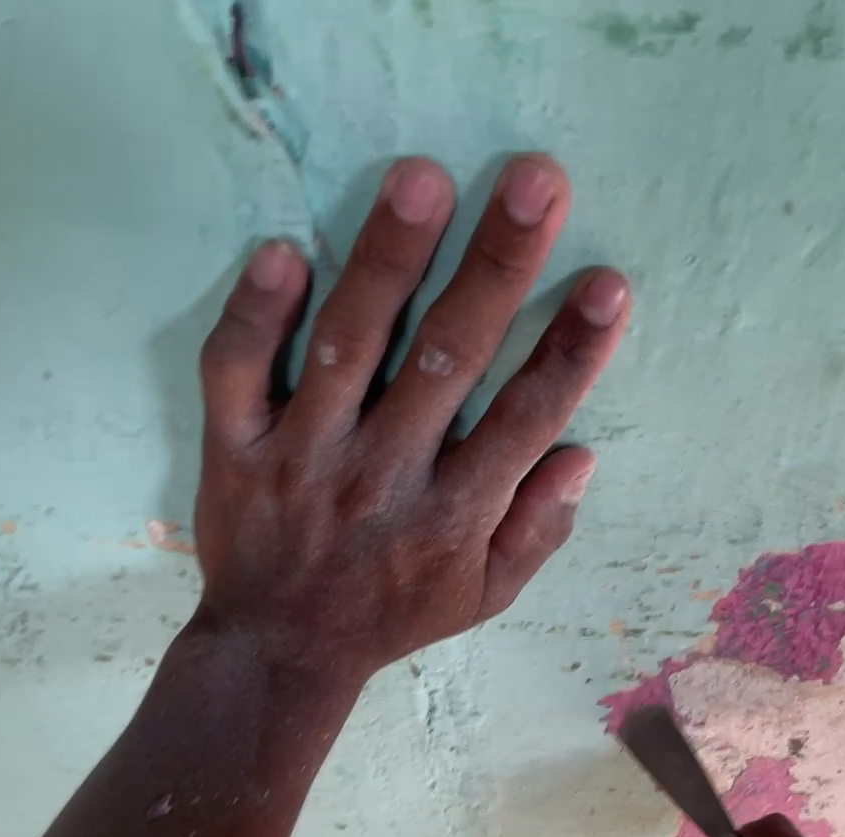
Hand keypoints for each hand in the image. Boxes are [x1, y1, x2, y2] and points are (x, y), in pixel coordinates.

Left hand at [190, 154, 629, 683]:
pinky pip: (237, 373)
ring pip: (349, 347)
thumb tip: (581, 455)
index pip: (526, 419)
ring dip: (387, 261)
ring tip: (422, 179)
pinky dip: (255, 315)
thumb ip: (539, 529)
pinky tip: (280, 251)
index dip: (571, 351)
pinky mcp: (237, 450)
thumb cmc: (397, 612)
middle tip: (536, 181)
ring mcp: (304, 456)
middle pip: (450, 360)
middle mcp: (385, 473)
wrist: (282, 650)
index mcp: (455, 514)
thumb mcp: (487, 595)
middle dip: (498, 268)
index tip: (607, 284)